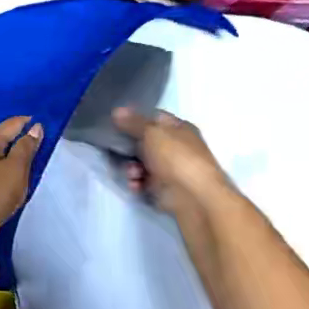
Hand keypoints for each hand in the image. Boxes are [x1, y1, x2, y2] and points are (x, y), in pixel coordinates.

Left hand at [0, 116, 42, 242]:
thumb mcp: (15, 169)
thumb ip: (25, 147)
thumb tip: (34, 127)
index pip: (10, 125)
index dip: (27, 122)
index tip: (45, 123)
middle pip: (0, 140)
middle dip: (19, 140)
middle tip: (41, 143)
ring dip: (11, 157)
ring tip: (30, 161)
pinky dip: (3, 171)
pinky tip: (12, 179)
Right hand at [113, 108, 236, 217]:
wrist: (193, 197)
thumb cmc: (176, 157)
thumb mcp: (152, 133)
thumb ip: (133, 122)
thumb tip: (117, 110)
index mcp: (179, 129)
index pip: (154, 117)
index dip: (135, 118)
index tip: (114, 120)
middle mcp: (175, 147)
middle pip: (144, 142)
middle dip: (128, 147)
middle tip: (115, 148)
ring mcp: (169, 169)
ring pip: (141, 163)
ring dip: (131, 167)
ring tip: (133, 173)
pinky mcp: (163, 188)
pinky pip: (143, 181)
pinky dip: (137, 182)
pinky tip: (136, 185)